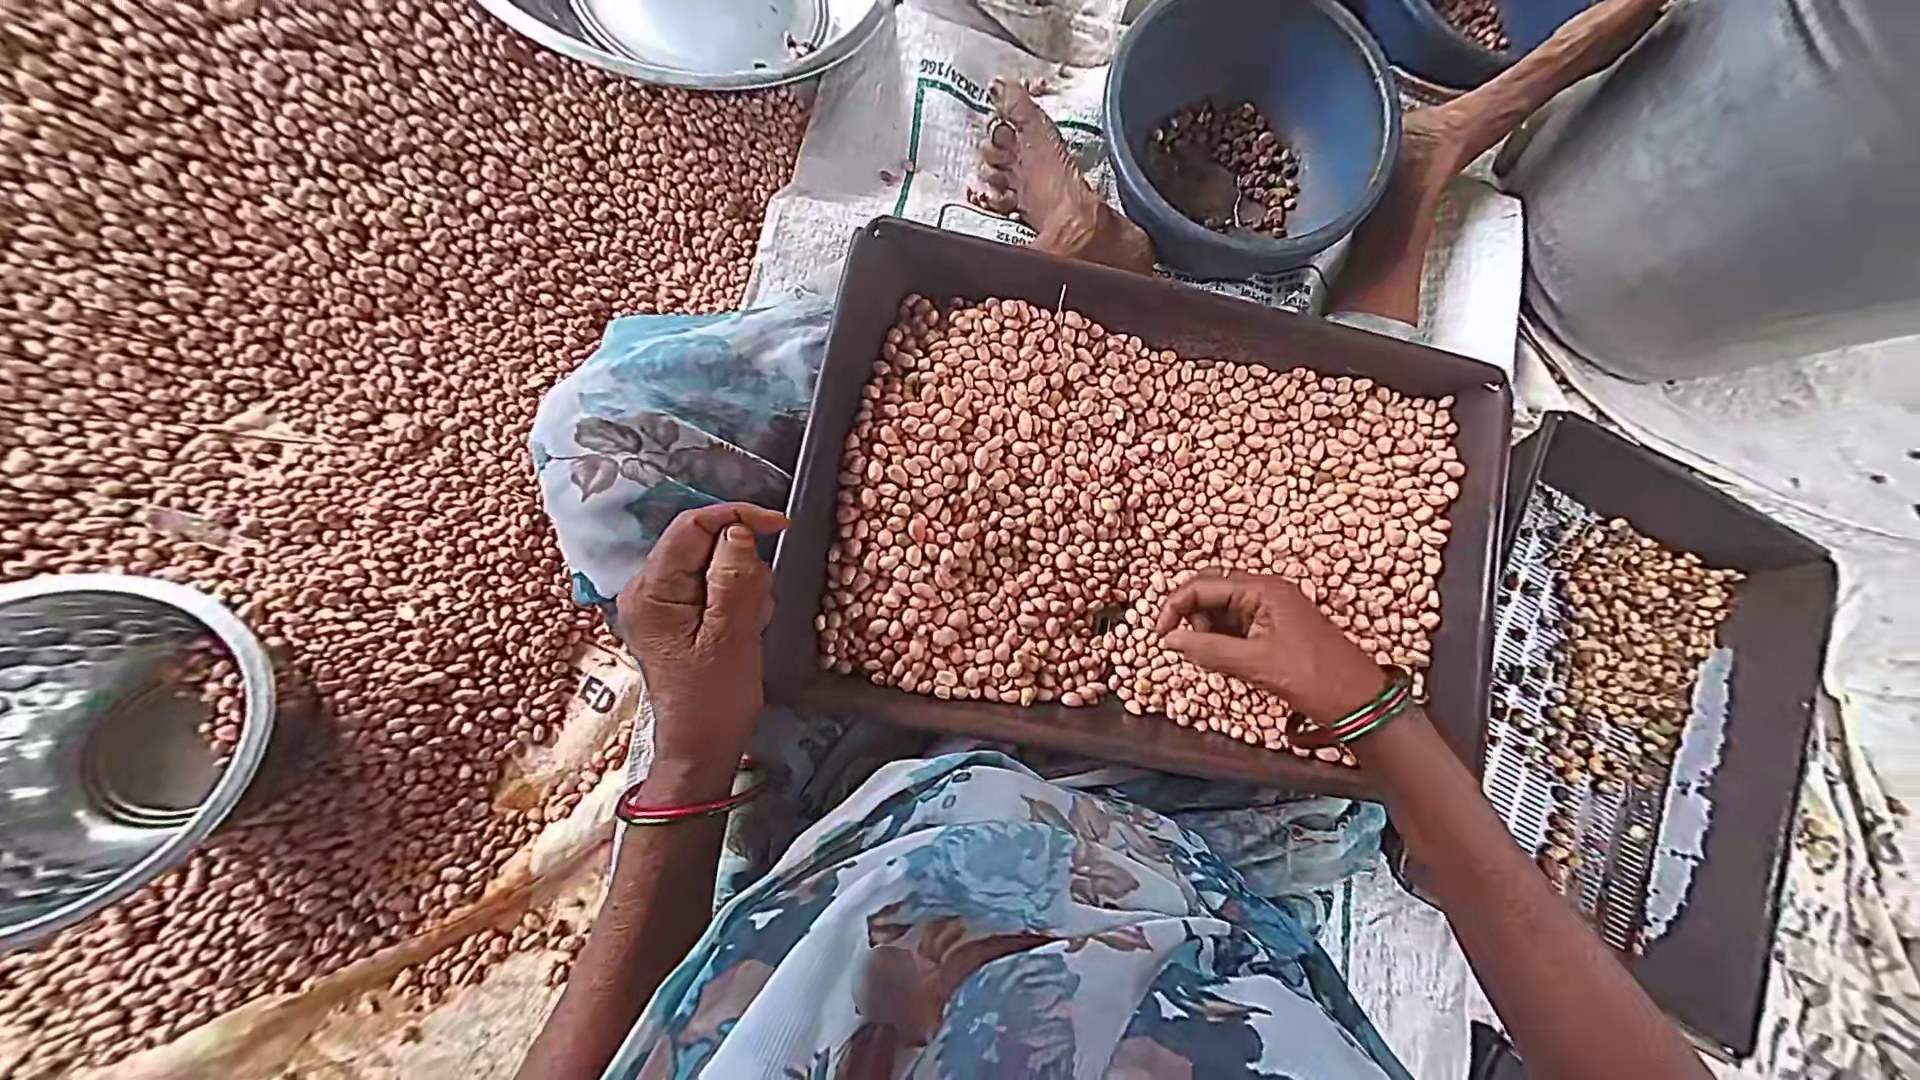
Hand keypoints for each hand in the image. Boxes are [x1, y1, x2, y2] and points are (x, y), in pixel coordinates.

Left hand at [616, 503, 789, 797]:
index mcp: (651, 590)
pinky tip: (745, 627)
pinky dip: (742, 597)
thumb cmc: (714, 697)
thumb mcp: (730, 636)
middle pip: (705, 543)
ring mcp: (665, 600)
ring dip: (746, 583)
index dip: (737, 516)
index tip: (781, 525)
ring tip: (750, 623)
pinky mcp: (682, 612)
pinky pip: (719, 583)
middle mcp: (649, 588)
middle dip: (743, 563)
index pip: (691, 526)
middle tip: (758, 603)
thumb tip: (739, 529)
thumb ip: (733, 579)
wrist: (704, 743)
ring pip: (718, 561)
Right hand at [1155, 572, 1386, 726]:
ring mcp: (1270, 608)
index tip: (1160, 634)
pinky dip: (1222, 640)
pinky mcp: (1273, 627)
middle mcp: (1264, 591)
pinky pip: (1235, 625)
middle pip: (1209, 591)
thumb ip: (1206, 649)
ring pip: (1220, 609)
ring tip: (1212, 659)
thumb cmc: (1313, 677)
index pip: (1202, 585)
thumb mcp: (1253, 663)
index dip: (1174, 607)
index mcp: (1262, 589)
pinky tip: (1226, 661)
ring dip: (1207, 631)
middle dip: (1190, 616)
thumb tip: (1168, 640)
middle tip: (1184, 645)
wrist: (1361, 703)